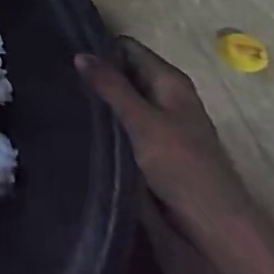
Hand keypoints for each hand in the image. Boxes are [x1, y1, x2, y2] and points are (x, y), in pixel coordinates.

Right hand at [76, 37, 251, 229]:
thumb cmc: (182, 166)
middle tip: (60, 77)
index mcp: (170, 81)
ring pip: (122, 98)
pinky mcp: (154, 145)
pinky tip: (84, 123)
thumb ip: (110, 86)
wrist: (213, 225)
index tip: (68, 56)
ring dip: (100, 99)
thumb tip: (79, 53)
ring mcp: (162, 121)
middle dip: (97, 74)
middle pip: (124, 71)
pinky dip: (107, 120)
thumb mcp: (141, 121)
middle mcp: (167, 95)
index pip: (128, 48)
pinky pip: (124, 121)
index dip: (100, 48)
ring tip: (65, 97)